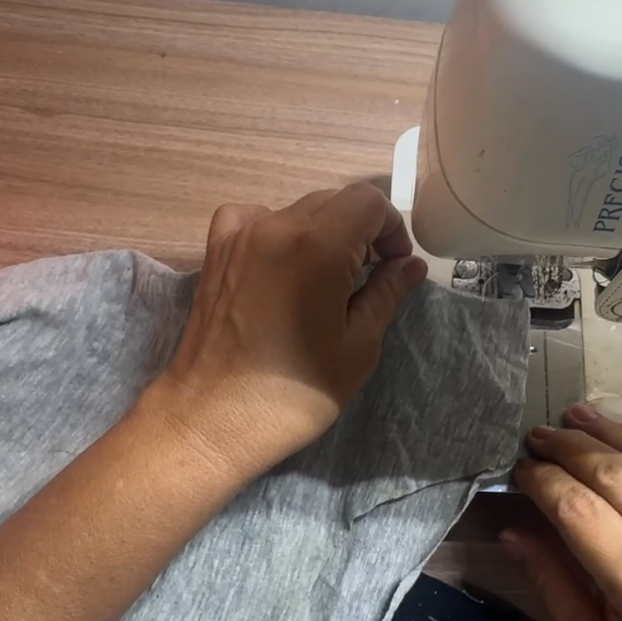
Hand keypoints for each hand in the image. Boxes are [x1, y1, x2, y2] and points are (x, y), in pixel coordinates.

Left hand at [143, 184, 427, 474]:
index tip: (394, 265)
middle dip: (362, 230)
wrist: (212, 419)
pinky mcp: (216, 252)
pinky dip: (276, 229)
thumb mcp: (358, 345)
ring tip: (327, 276)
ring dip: (323, 231)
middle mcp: (276, 225)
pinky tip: (281, 262)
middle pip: (335, 201)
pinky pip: (252, 217)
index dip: (392, 228)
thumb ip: (387, 293)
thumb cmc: (294, 392)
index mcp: (318, 244)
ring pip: (298, 209)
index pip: (369, 201)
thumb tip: (409, 265)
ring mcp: (240, 235)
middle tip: (369, 276)